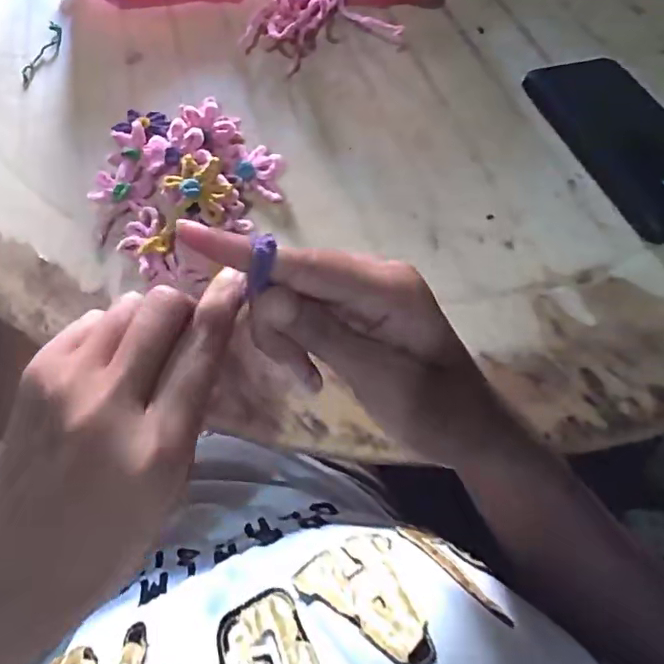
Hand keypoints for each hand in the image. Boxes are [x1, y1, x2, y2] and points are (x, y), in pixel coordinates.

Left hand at [0, 275, 244, 644]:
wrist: (19, 556)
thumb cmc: (110, 536)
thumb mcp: (170, 486)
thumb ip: (188, 412)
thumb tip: (204, 343)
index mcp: (156, 446)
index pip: (200, 353)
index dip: (222, 307)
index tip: (235, 281)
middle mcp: (110, 403)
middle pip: (160, 309)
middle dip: (181, 307)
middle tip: (180, 328)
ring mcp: (67, 380)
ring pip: (124, 306)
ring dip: (143, 321)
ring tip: (137, 354)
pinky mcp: (37, 367)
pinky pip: (89, 321)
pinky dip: (106, 333)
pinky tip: (101, 365)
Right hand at [177, 222, 531, 467]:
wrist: (474, 431)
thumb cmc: (436, 412)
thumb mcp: (380, 378)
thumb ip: (322, 333)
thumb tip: (266, 296)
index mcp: (382, 284)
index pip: (300, 262)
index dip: (242, 249)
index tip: (189, 232)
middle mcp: (366, 273)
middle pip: (288, 277)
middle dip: (274, 320)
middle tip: (295, 370)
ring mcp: (357, 287)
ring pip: (289, 293)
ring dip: (283, 334)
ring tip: (307, 376)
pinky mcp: (349, 303)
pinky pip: (302, 307)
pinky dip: (294, 336)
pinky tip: (310, 369)